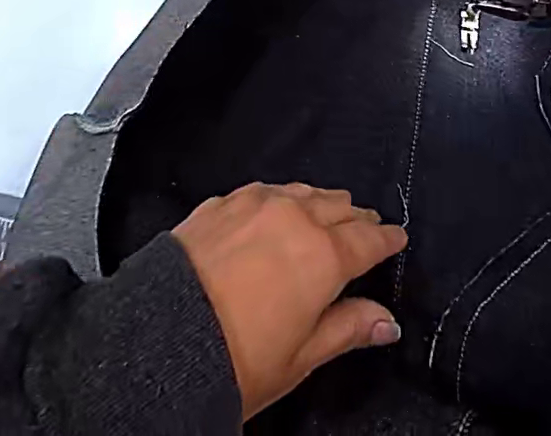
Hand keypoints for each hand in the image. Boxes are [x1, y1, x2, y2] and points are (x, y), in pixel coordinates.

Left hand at [173, 183, 407, 420]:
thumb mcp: (299, 358)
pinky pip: (269, 192)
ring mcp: (260, 203)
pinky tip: (279, 211)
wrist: (151, 346)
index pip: (370, 240)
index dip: (388, 239)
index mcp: (324, 255)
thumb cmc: (235, 360)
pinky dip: (284, 200)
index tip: (399, 237)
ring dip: (323, 204)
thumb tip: (390, 322)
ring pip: (307, 192)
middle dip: (358, 220)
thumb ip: (349, 328)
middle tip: (366, 230)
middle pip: (342, 208)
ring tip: (328, 214)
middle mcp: (298, 216)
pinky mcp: (227, 201)